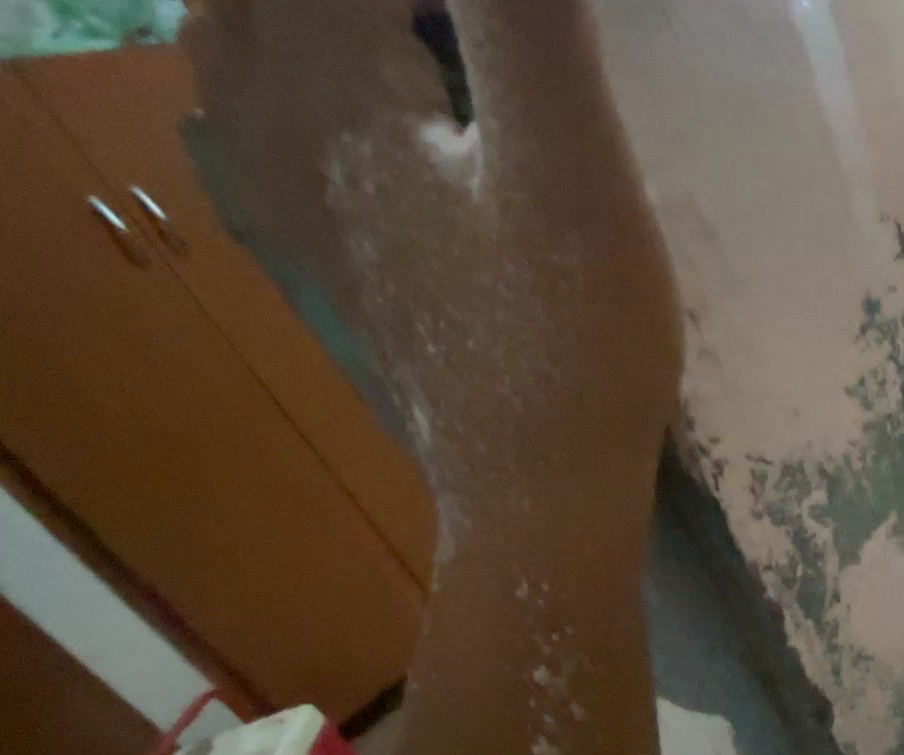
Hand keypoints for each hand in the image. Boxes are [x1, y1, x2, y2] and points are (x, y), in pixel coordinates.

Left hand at [184, 0, 682, 518]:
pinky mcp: (330, 245)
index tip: (529, 35)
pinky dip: (313, 74)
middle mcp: (274, 124)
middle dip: (397, 17)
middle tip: (476, 48)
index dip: (462, 10)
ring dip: (332, 30)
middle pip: (277, 4)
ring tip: (424, 51)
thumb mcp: (572, 176)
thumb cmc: (568, 340)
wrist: (541, 484)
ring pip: (258, 39)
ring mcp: (290, 194)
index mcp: (328, 88)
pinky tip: (378, 97)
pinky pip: (272, 115)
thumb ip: (531, 30)